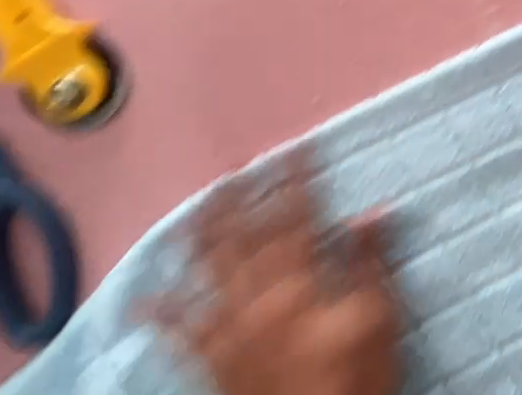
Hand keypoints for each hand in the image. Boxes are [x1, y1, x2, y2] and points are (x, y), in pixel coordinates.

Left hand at [146, 151, 401, 394]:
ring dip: (201, 238)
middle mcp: (255, 300)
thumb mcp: (378, 314)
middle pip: (244, 240)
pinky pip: (180, 333)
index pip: (296, 219)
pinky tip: (143, 297)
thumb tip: (372, 211)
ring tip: (198, 207)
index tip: (298, 148)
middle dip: (242, 202)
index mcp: (298, 284)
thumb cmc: (355, 373)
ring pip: (208, 274)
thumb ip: (371, 262)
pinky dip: (159, 313)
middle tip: (240, 168)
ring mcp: (228, 331)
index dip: (296, 182)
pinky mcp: (212, 360)